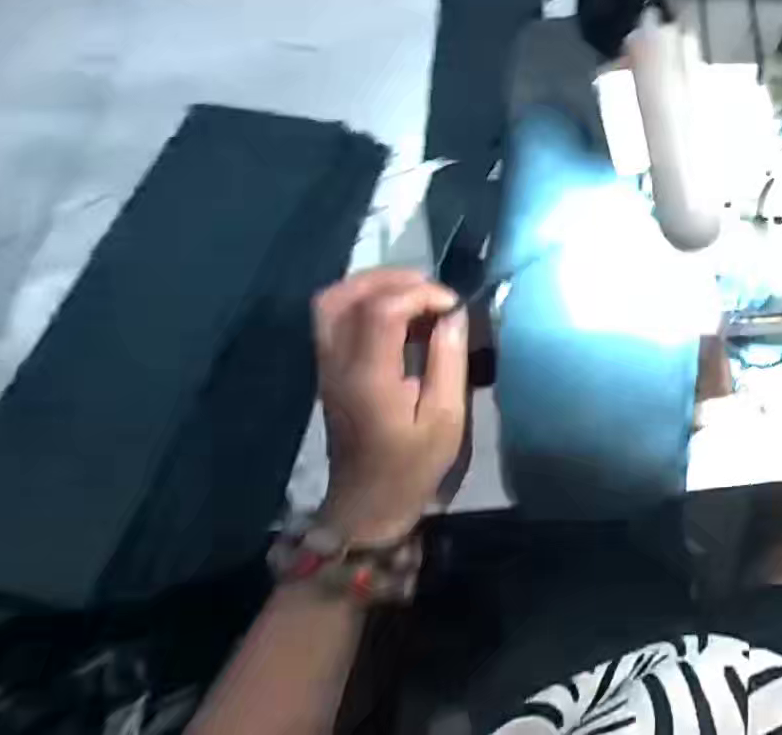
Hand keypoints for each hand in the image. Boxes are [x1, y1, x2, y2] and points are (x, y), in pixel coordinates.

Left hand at [312, 269, 469, 544]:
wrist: (366, 503)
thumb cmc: (412, 464)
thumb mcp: (446, 417)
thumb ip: (448, 360)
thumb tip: (454, 315)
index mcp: (369, 378)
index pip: (382, 310)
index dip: (422, 294)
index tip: (453, 307)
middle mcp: (338, 364)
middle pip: (344, 296)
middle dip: (392, 279)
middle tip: (431, 290)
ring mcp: (327, 366)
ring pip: (333, 302)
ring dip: (375, 286)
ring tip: (416, 295)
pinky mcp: (329, 368)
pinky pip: (337, 317)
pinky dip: (368, 301)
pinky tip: (402, 315)